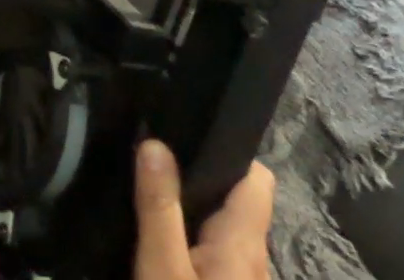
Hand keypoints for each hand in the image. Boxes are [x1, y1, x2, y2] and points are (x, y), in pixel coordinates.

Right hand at [134, 140, 273, 279]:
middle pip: (234, 201)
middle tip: (149, 162)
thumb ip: (159, 207)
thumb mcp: (163, 265)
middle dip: (194, 178)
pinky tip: (155, 241)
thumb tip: (155, 143)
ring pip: (221, 229)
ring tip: (146, 194)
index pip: (257, 178)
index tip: (183, 138)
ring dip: (189, 209)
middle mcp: (254, 258)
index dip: (225, 152)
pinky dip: (187, 238)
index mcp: (244, 242)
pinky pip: (212, 254)